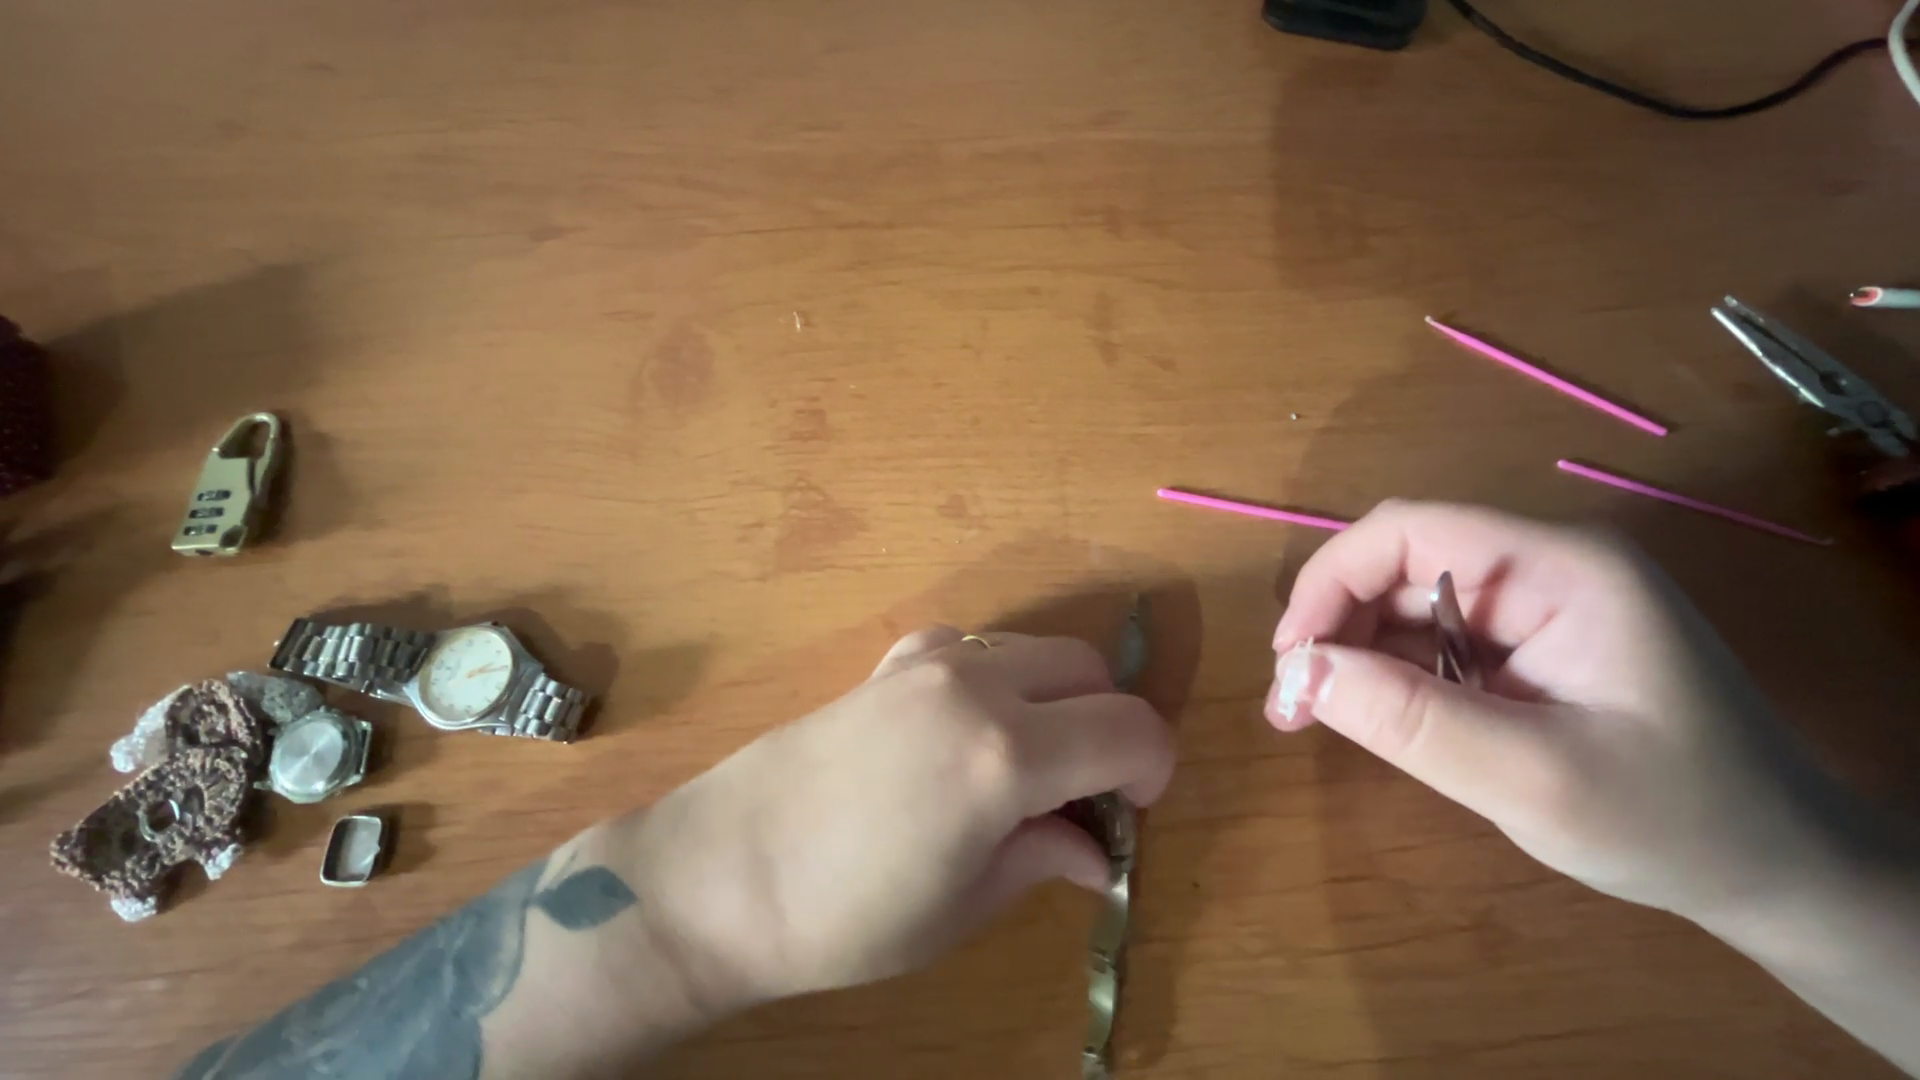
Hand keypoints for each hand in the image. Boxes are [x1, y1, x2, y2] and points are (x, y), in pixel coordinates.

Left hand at [618, 626, 1174, 1013]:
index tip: (1130, 815)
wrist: (719, 873)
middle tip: (1082, 793)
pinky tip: (961, 728)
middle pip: (1091, 670)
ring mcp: (927, 662)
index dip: (1152, 772)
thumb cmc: (846, 916)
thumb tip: (1095, 848)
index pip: (1132, 729)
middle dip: (1107, 726)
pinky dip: (995, 677)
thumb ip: (1044, 857)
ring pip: (1035, 650)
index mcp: (1008, 753)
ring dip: (1055, 698)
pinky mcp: (889, 661)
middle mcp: (977, 684)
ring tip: (1022, 765)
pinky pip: (971, 645)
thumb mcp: (963, 905)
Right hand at [1264, 500, 1873, 926]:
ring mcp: (1533, 607)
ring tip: (1311, 715)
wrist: (1783, 879)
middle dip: (1333, 626)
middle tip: (1292, 703)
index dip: (1330, 580)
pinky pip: (1430, 643)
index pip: (1407, 531)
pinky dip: (1384, 675)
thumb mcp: (1532, 778)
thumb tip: (1294, 670)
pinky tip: (1366, 715)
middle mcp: (1541, 569)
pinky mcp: (1523, 647)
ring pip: (1404, 605)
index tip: (1290, 657)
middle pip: (1398, 566)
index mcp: (1559, 568)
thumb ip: (1408, 719)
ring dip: (1350, 654)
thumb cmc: (1675, 822)